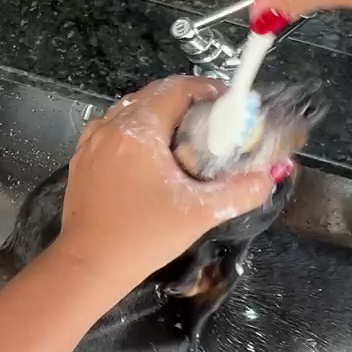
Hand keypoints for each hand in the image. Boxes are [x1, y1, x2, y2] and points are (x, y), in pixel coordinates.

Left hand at [50, 76, 273, 296]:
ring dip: (159, 116)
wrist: (90, 262)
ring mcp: (91, 142)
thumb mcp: (200, 213)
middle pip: (151, 96)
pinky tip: (152, 156)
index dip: (205, 90)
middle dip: (185, 103)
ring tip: (186, 138)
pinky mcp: (82, 159)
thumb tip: (269, 177)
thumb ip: (241, 192)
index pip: (174, 89)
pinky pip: (112, 130)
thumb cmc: (143, 236)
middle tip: (213, 124)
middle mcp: (109, 128)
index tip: (229, 103)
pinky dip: (135, 132)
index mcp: (136, 131)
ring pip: (130, 111)